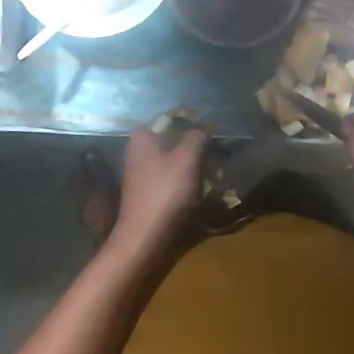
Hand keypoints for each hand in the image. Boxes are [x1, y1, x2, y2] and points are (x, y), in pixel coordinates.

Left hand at [112, 123, 209, 249]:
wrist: (144, 235)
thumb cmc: (165, 191)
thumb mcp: (186, 159)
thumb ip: (196, 136)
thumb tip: (205, 124)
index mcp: (142, 136)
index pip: (171, 117)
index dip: (194, 122)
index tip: (213, 131)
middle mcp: (139, 150)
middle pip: (174, 139)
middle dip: (197, 146)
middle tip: (215, 156)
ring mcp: (142, 171)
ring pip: (175, 159)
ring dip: (195, 165)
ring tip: (213, 174)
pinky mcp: (148, 189)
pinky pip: (172, 176)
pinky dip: (186, 179)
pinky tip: (200, 189)